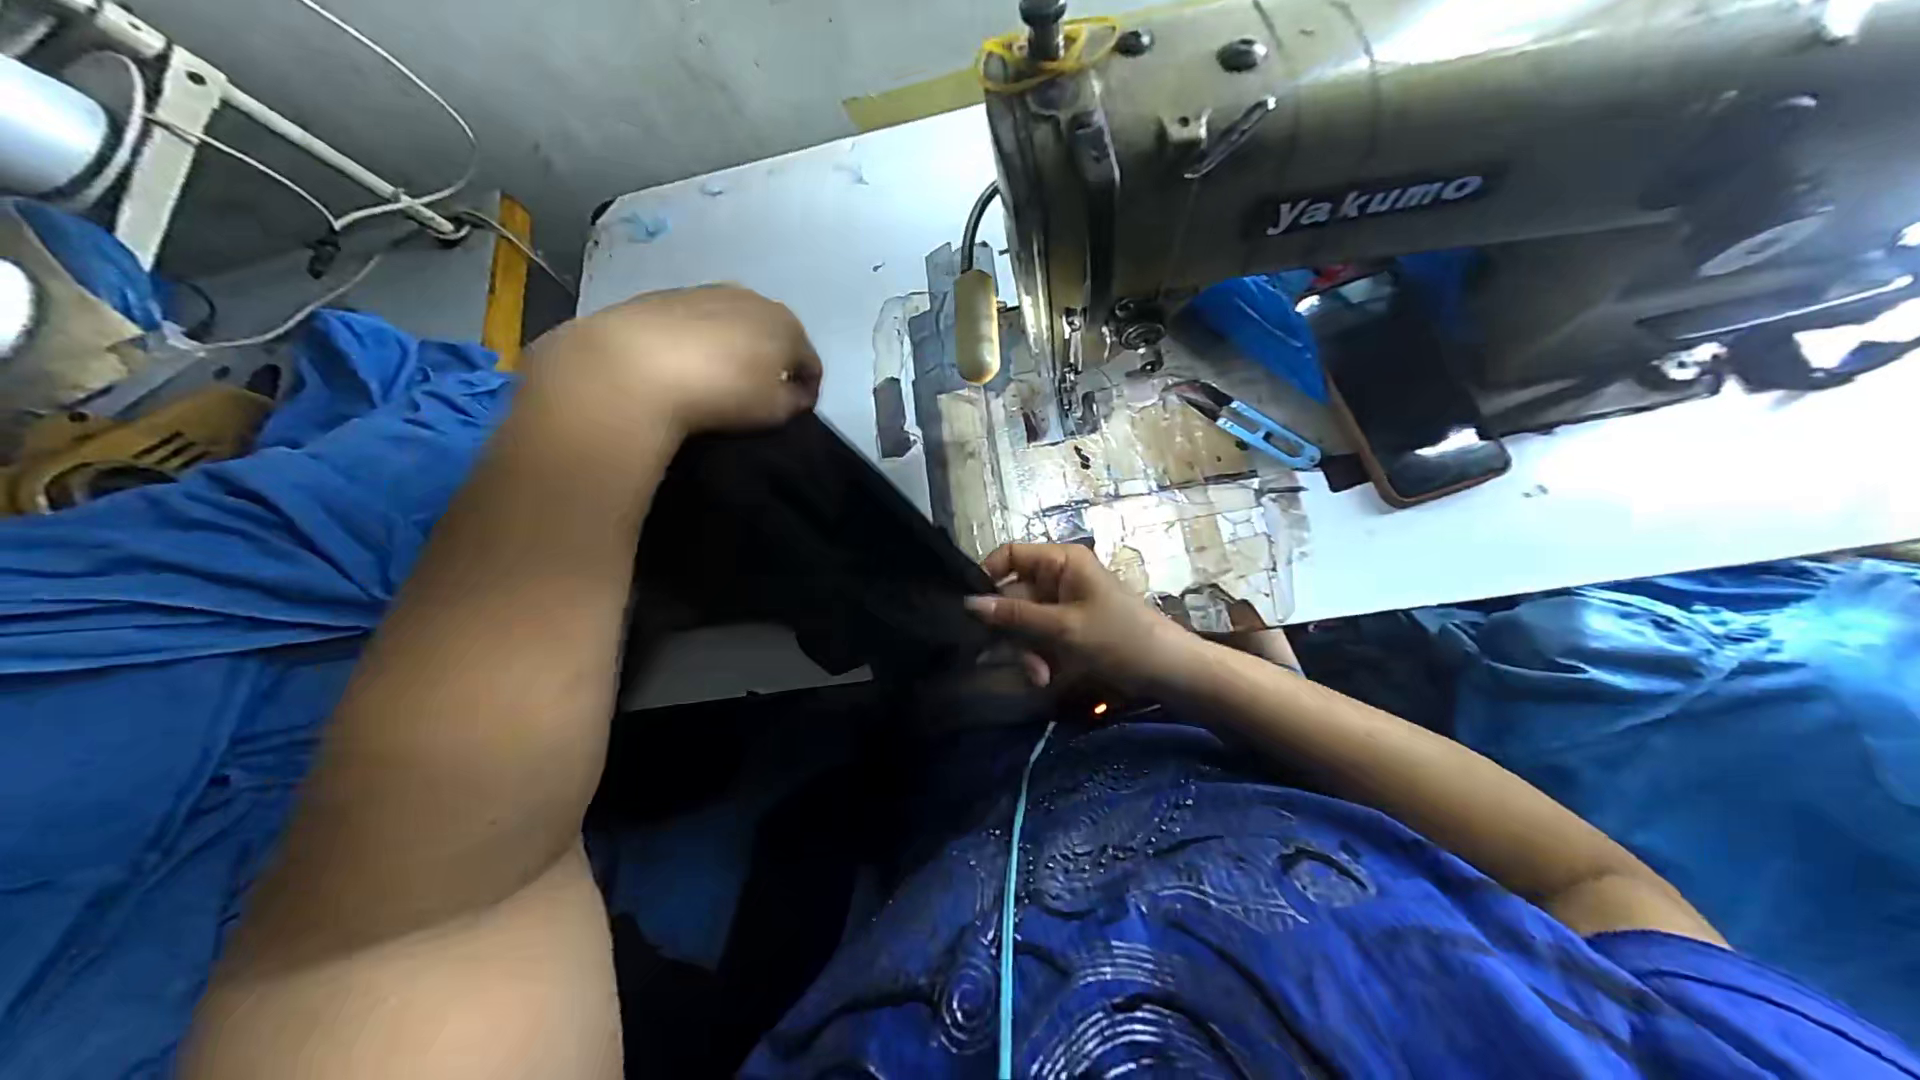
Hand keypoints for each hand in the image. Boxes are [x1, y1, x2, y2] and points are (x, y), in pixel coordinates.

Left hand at [528, 284, 822, 436]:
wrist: (636, 367)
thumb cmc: (723, 392)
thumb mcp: (775, 410)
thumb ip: (797, 401)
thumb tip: (799, 392)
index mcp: (787, 324)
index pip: (811, 362)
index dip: (808, 389)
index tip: (797, 410)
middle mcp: (752, 298)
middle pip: (774, 335)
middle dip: (772, 360)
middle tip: (759, 392)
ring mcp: (706, 291)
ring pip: (734, 323)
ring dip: (735, 346)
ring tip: (719, 378)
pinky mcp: (664, 295)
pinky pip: (696, 323)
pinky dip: (700, 340)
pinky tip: (686, 364)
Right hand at [965, 543, 1203, 690]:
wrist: (1168, 671)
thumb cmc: (1119, 638)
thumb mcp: (1063, 628)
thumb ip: (1014, 615)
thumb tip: (969, 604)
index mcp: (1062, 561)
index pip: (1010, 555)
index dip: (987, 577)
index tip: (972, 609)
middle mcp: (1059, 576)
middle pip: (1013, 594)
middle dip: (1012, 630)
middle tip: (1006, 658)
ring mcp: (1064, 603)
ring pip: (1024, 621)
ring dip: (1026, 650)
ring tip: (1040, 675)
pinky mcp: (1069, 628)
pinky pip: (1040, 636)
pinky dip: (1040, 656)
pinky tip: (1047, 676)